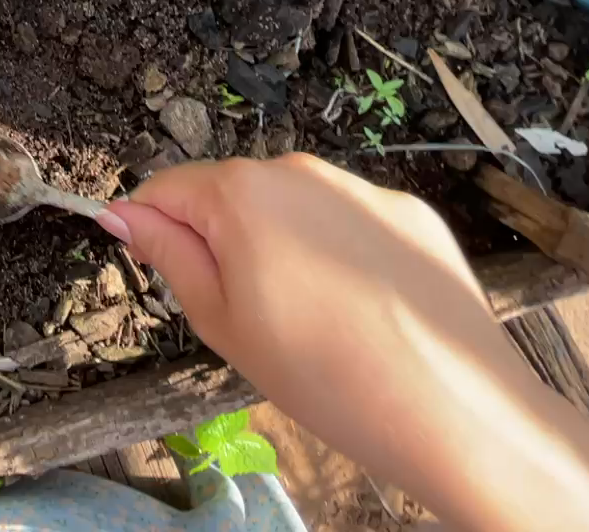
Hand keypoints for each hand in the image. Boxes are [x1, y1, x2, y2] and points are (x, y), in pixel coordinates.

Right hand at [103, 154, 588, 531]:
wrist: (467, 420)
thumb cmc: (320, 375)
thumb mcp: (219, 319)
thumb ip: (166, 252)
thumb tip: (121, 212)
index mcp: (239, 190)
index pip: (164, 189)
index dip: (153, 229)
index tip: (166, 275)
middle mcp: (295, 168)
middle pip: (223, 191)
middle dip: (215, 235)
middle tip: (242, 308)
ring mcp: (358, 185)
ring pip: (282, 202)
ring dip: (271, 238)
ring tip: (304, 309)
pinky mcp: (408, 210)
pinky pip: (340, 216)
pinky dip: (329, 245)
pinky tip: (357, 301)